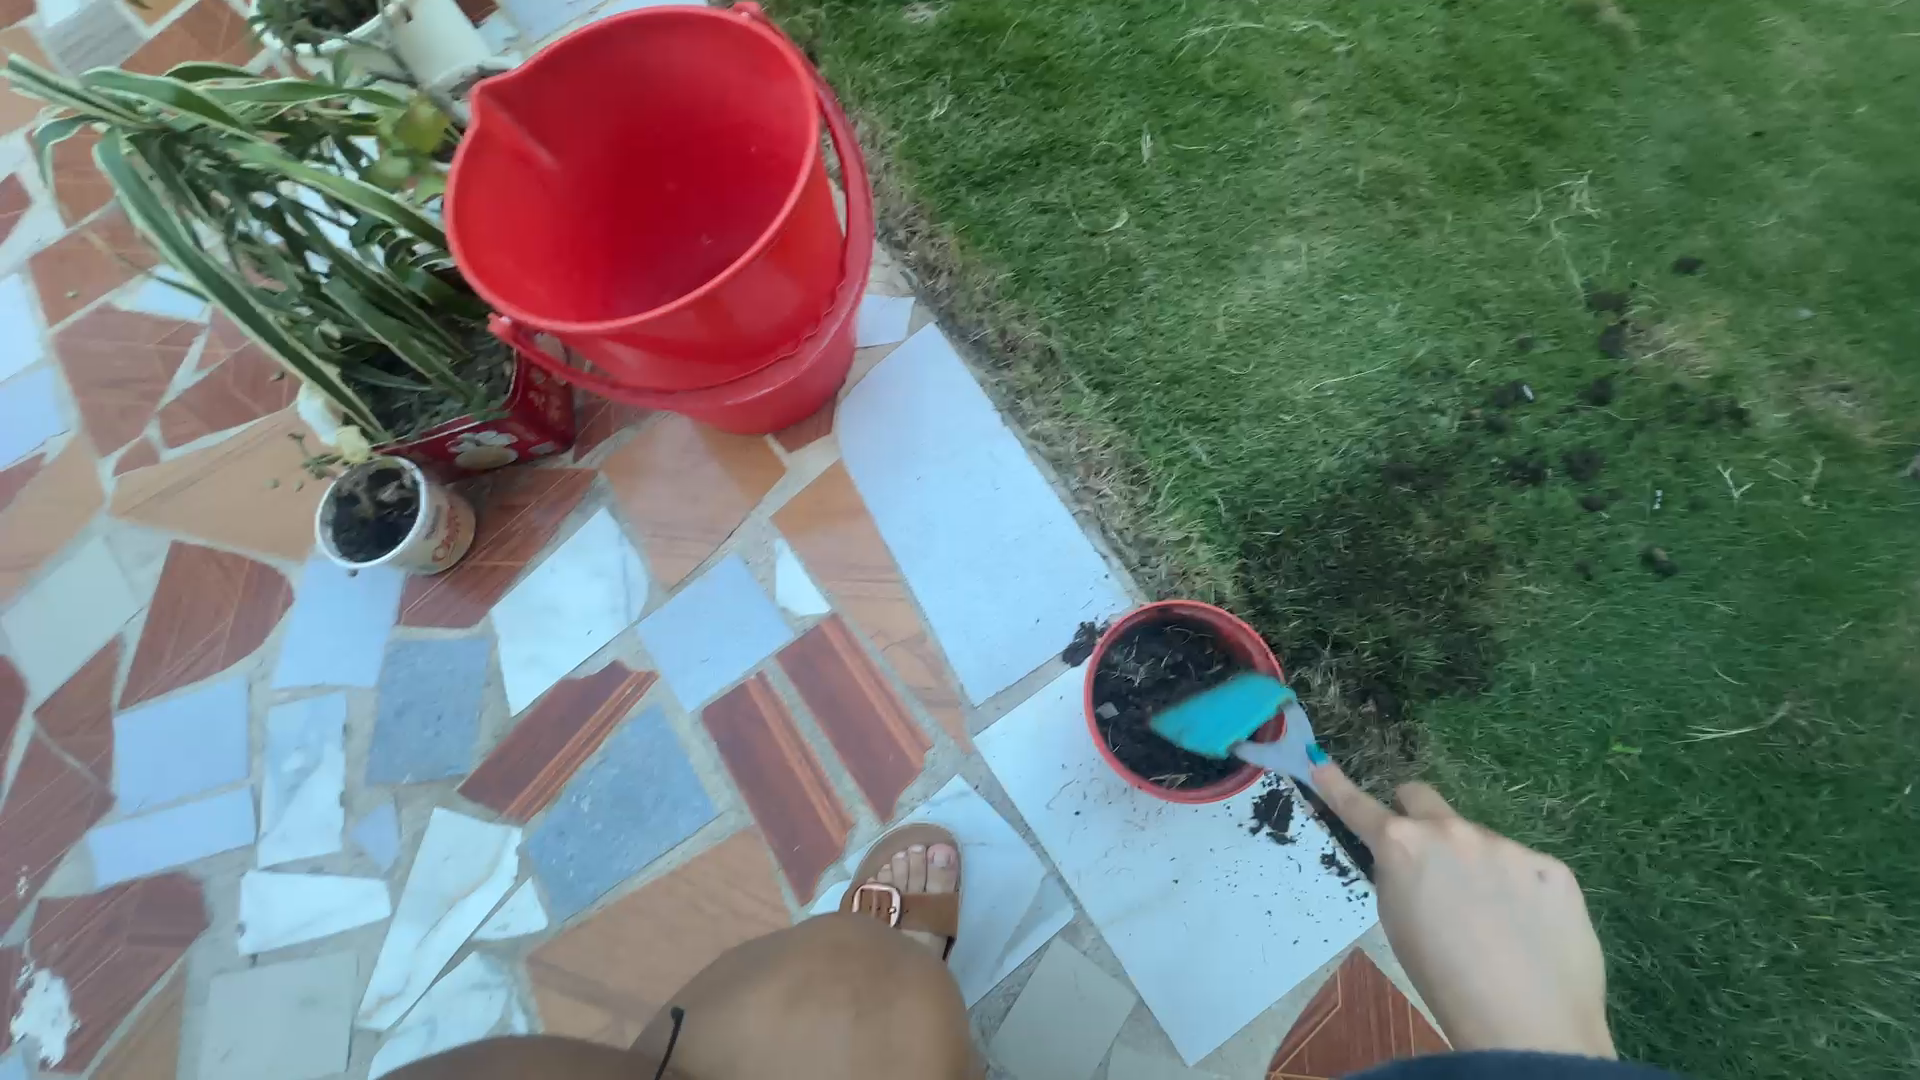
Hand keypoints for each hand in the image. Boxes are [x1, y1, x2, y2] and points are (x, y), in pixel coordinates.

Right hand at [1312, 762, 1616, 1059]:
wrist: (1527, 1025)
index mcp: (1400, 844)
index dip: (1334, 784)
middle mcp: (1449, 830)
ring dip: (1476, 865)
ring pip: (1478, 841)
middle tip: (1429, 861)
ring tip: (1496, 921)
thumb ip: (1398, 873)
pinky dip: (1522, 890)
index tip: (1319, 763)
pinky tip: (1531, 929)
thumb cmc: (1440, 978)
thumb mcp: (1395, 918)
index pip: (1358, 805)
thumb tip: (1411, 860)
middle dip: (1416, 817)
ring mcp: (1505, 845)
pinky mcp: (1552, 867)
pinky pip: (1525, 868)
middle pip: (1421, 797)